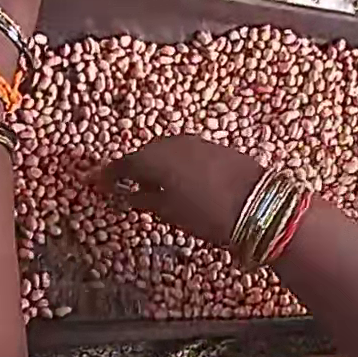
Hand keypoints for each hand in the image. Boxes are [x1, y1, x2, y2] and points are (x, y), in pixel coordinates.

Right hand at [101, 136, 264, 247]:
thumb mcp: (170, 212)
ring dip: (156, 167)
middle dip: (133, 169)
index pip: (123, 165)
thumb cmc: (207, 214)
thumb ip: (145, 201)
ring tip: (150, 186)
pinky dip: (175, 165)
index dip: (109, 176)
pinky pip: (184, 153)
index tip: (97, 182)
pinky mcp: (215, 147)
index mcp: (154, 158)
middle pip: (145, 155)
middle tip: (123, 186)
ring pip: (166, 152)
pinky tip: (177, 180)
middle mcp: (172, 143)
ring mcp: (195, 142)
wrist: (260, 206)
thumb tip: (129, 195)